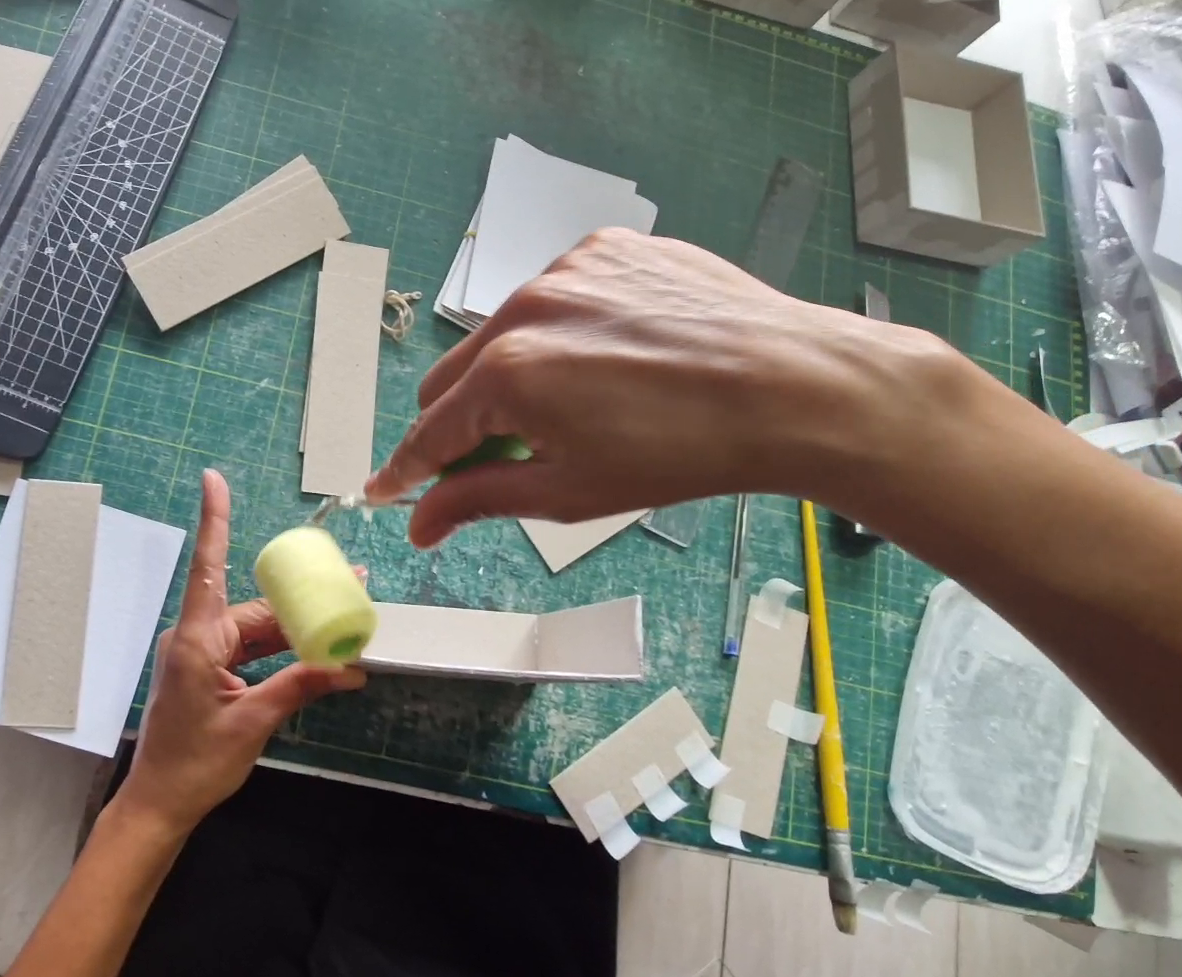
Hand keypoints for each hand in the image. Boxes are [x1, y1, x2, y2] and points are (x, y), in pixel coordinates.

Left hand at [115, 469, 366, 834]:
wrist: (160, 803)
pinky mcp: (206, 672)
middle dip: (298, 599)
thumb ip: (300, 687)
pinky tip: (314, 653)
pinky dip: (279, 651)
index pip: (209, 567)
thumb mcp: (255, 722)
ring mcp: (200, 655)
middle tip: (351, 581)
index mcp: (196, 640)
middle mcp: (195, 637)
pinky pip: (247, 649)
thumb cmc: (197, 763)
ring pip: (254, 629)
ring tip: (342, 621)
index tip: (213, 478)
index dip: (214, 520)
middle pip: (253, 606)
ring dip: (293, 629)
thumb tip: (351, 669)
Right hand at [364, 228, 978, 546]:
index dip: (404, 470)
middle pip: (449, 381)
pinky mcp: (607, 248)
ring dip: (505, 380)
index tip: (385, 490)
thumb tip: (419, 524)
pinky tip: (601, 361)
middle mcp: (524, 308)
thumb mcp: (567, 493)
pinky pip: (548, 299)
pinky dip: (552, 336)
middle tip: (494, 463)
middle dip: (457, 427)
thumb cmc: (683, 453)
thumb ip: (477, 501)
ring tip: (566, 410)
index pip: (429, 431)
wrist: (796, 388)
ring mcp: (567, 269)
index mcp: (508, 373)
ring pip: (495, 337)